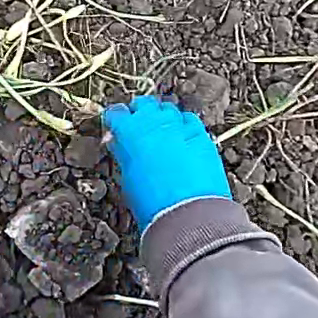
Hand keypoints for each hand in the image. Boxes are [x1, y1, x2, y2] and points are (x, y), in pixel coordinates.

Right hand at [103, 95, 231, 232]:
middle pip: (145, 104)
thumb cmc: (154, 203)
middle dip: (140, 111)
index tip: (117, 124)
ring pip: (168, 109)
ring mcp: (180, 126)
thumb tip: (121, 143)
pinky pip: (189, 120)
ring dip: (163, 117)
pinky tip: (183, 137)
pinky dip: (183, 125)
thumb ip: (124, 154)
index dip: (116, 118)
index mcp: (131, 132)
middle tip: (139, 124)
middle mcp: (155, 122)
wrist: (188, 213)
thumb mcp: (128, 178)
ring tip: (162, 132)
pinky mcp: (201, 134)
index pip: (117, 113)